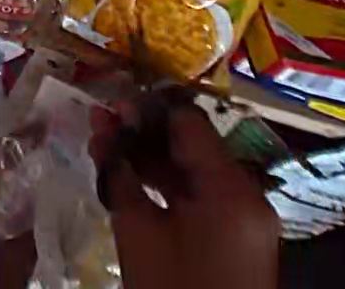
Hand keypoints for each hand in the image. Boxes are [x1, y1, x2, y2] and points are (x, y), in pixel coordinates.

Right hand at [96, 102, 279, 288]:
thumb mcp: (137, 228)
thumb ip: (119, 169)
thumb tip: (103, 127)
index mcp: (230, 188)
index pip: (186, 120)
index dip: (144, 108)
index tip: (108, 107)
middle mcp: (245, 194)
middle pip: (189, 141)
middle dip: (140, 131)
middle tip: (98, 123)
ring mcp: (243, 218)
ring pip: (189, 166)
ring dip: (147, 154)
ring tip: (103, 147)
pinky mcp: (235, 237)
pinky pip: (197, 192)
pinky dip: (163, 181)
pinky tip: (126, 175)